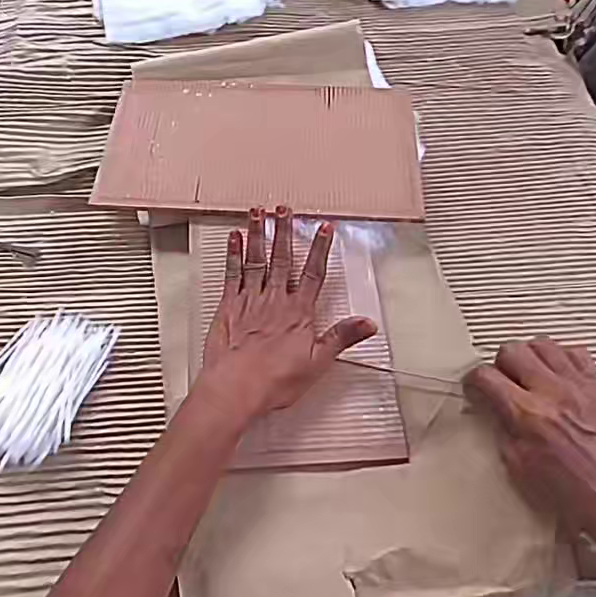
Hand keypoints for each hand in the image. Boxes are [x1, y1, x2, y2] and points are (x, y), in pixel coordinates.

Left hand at [194, 206, 377, 423]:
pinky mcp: (228, 307)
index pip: (313, 273)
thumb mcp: (317, 363)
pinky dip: (233, 254)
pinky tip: (234, 238)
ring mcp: (250, 300)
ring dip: (259, 235)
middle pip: (282, 258)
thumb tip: (367, 323)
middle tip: (285, 209)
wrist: (236, 387)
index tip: (325, 228)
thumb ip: (341, 337)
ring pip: (256, 259)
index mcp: (298, 312)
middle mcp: (275, 300)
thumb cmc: (274, 379)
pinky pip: (232, 274)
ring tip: (259, 212)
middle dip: (285, 232)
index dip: (320, 249)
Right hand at [467, 338, 595, 535]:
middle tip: (502, 382)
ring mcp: (577, 387)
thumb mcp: (516, 465)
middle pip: (512, 350)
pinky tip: (556, 375)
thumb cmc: (568, 490)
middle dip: (500, 364)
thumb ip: (499, 426)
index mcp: (528, 415)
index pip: (487, 376)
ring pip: (542, 344)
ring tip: (528, 376)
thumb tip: (488, 404)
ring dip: (529, 357)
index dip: (474, 381)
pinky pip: (575, 352)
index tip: (475, 388)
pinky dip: (561, 358)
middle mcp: (552, 393)